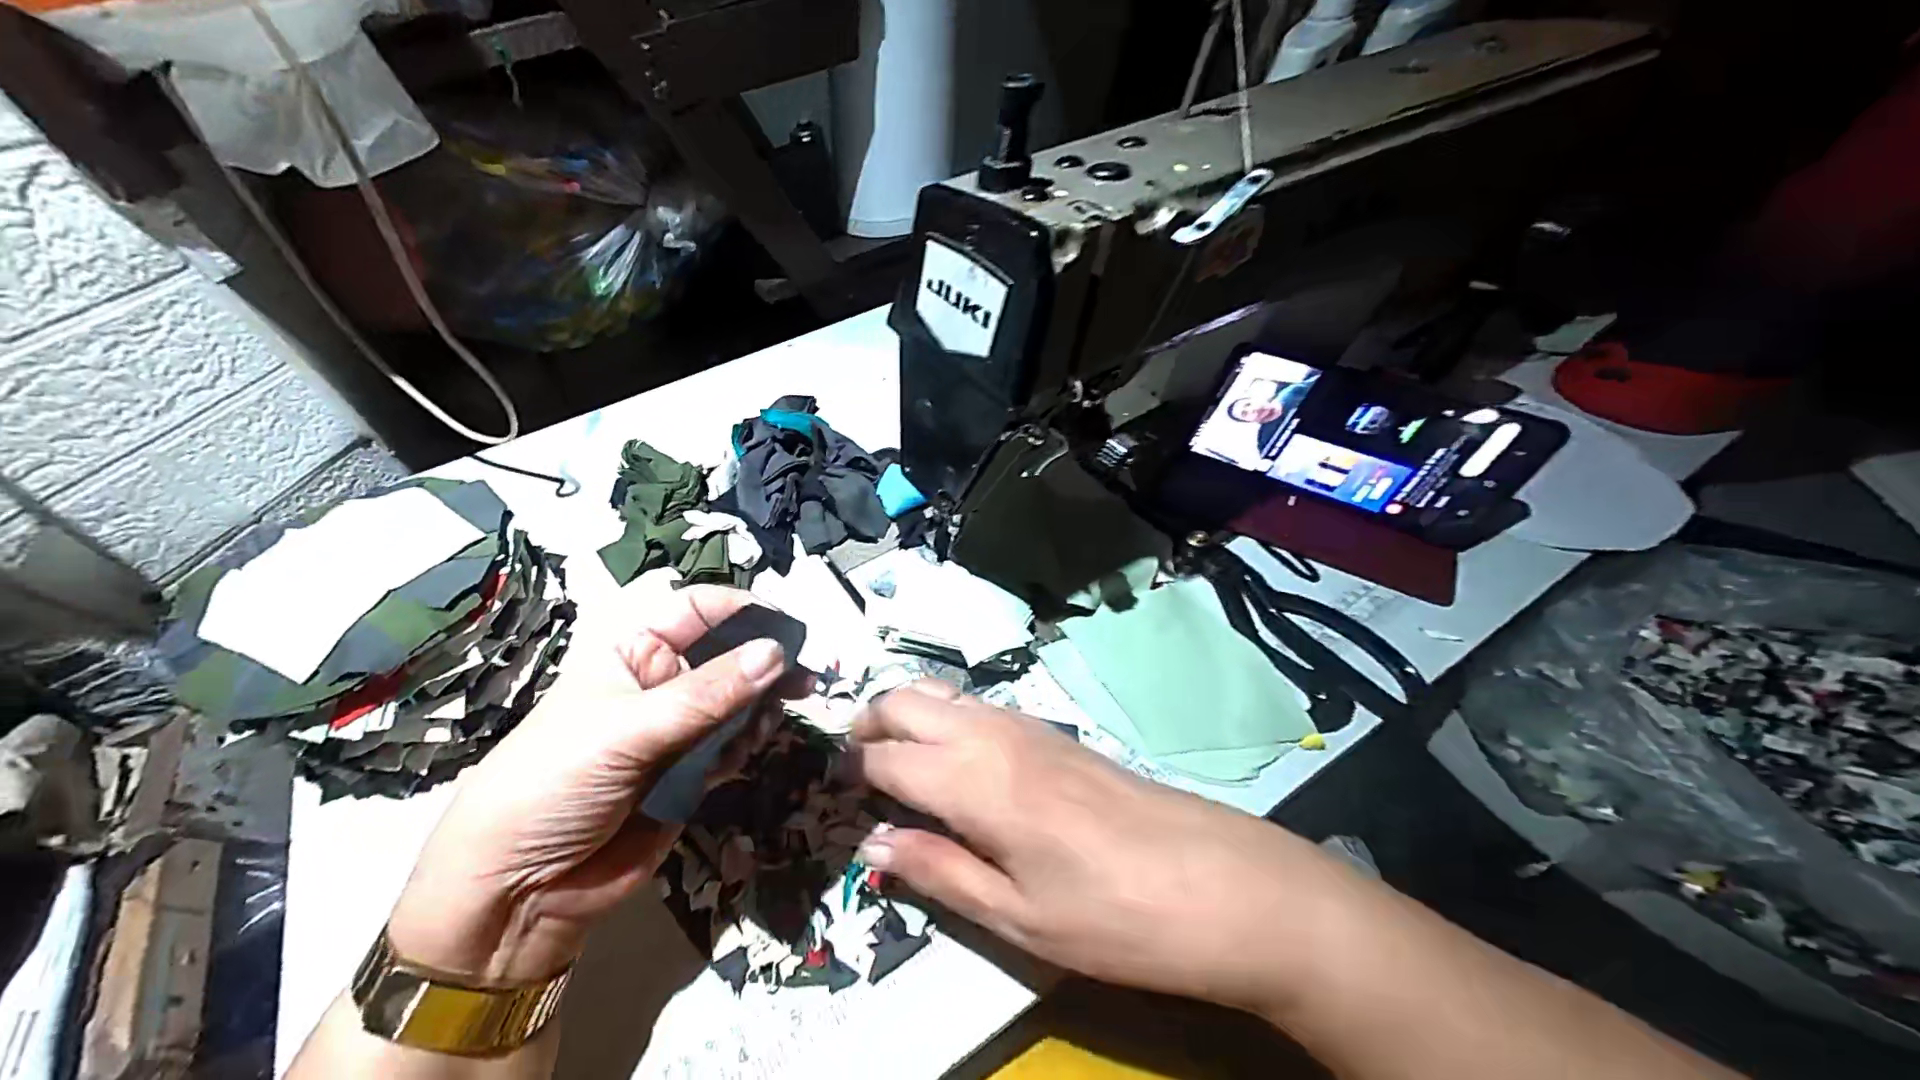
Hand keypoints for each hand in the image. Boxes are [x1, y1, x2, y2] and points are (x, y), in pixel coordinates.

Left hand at [386, 585, 798, 984]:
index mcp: (631, 651)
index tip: (790, 630)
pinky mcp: (691, 771)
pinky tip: (745, 754)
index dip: (744, 612)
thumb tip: (777, 654)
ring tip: (762, 726)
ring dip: (760, 708)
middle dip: (764, 664)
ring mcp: (677, 728)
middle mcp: (659, 681)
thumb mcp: (629, 730)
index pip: (698, 610)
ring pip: (740, 700)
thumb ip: (709, 694)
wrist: (516, 895)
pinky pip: (735, 744)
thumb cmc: (554, 784)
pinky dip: (748, 745)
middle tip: (801, 681)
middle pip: (729, 654)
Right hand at [851, 681, 1356, 1014]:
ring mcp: (1027, 725)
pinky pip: (977, 705)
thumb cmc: (1112, 916)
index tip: (832, 787)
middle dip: (869, 720)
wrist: (1221, 882)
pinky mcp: (1054, 731)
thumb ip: (938, 871)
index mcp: (973, 780)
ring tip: (893, 755)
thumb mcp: (1016, 916)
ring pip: (943, 692)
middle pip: (907, 700)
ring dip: (907, 710)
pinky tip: (952, 755)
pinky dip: (945, 714)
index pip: (887, 757)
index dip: (852, 769)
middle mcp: (992, 734)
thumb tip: (873, 845)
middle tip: (853, 762)